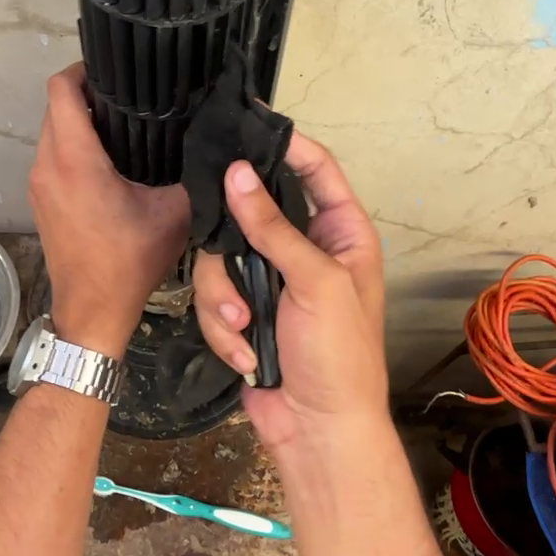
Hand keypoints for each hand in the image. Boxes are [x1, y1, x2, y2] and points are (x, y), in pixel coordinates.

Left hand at [29, 63, 190, 355]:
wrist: (93, 312)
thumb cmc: (130, 261)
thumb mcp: (173, 214)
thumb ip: (191, 172)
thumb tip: (214, 143)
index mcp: (74, 160)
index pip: (61, 90)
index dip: (85, 70)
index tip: (117, 71)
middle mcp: (47, 164)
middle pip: (56, 107)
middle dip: (87, 94)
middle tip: (130, 97)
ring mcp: (39, 183)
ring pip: (52, 132)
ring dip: (79, 121)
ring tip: (123, 124)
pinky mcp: (41, 199)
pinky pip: (52, 155)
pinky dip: (72, 146)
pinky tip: (109, 158)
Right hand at [193, 134, 387, 458]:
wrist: (316, 432)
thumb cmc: (338, 355)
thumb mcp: (315, 284)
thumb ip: (274, 227)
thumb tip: (237, 172)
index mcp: (340, 233)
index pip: (315, 170)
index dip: (285, 144)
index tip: (246, 123)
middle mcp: (302, 248)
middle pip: (249, 212)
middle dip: (235, 247)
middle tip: (230, 261)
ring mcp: (269, 280)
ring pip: (221, 258)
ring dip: (226, 299)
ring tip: (244, 328)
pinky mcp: (242, 310)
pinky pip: (214, 297)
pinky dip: (224, 328)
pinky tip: (245, 353)